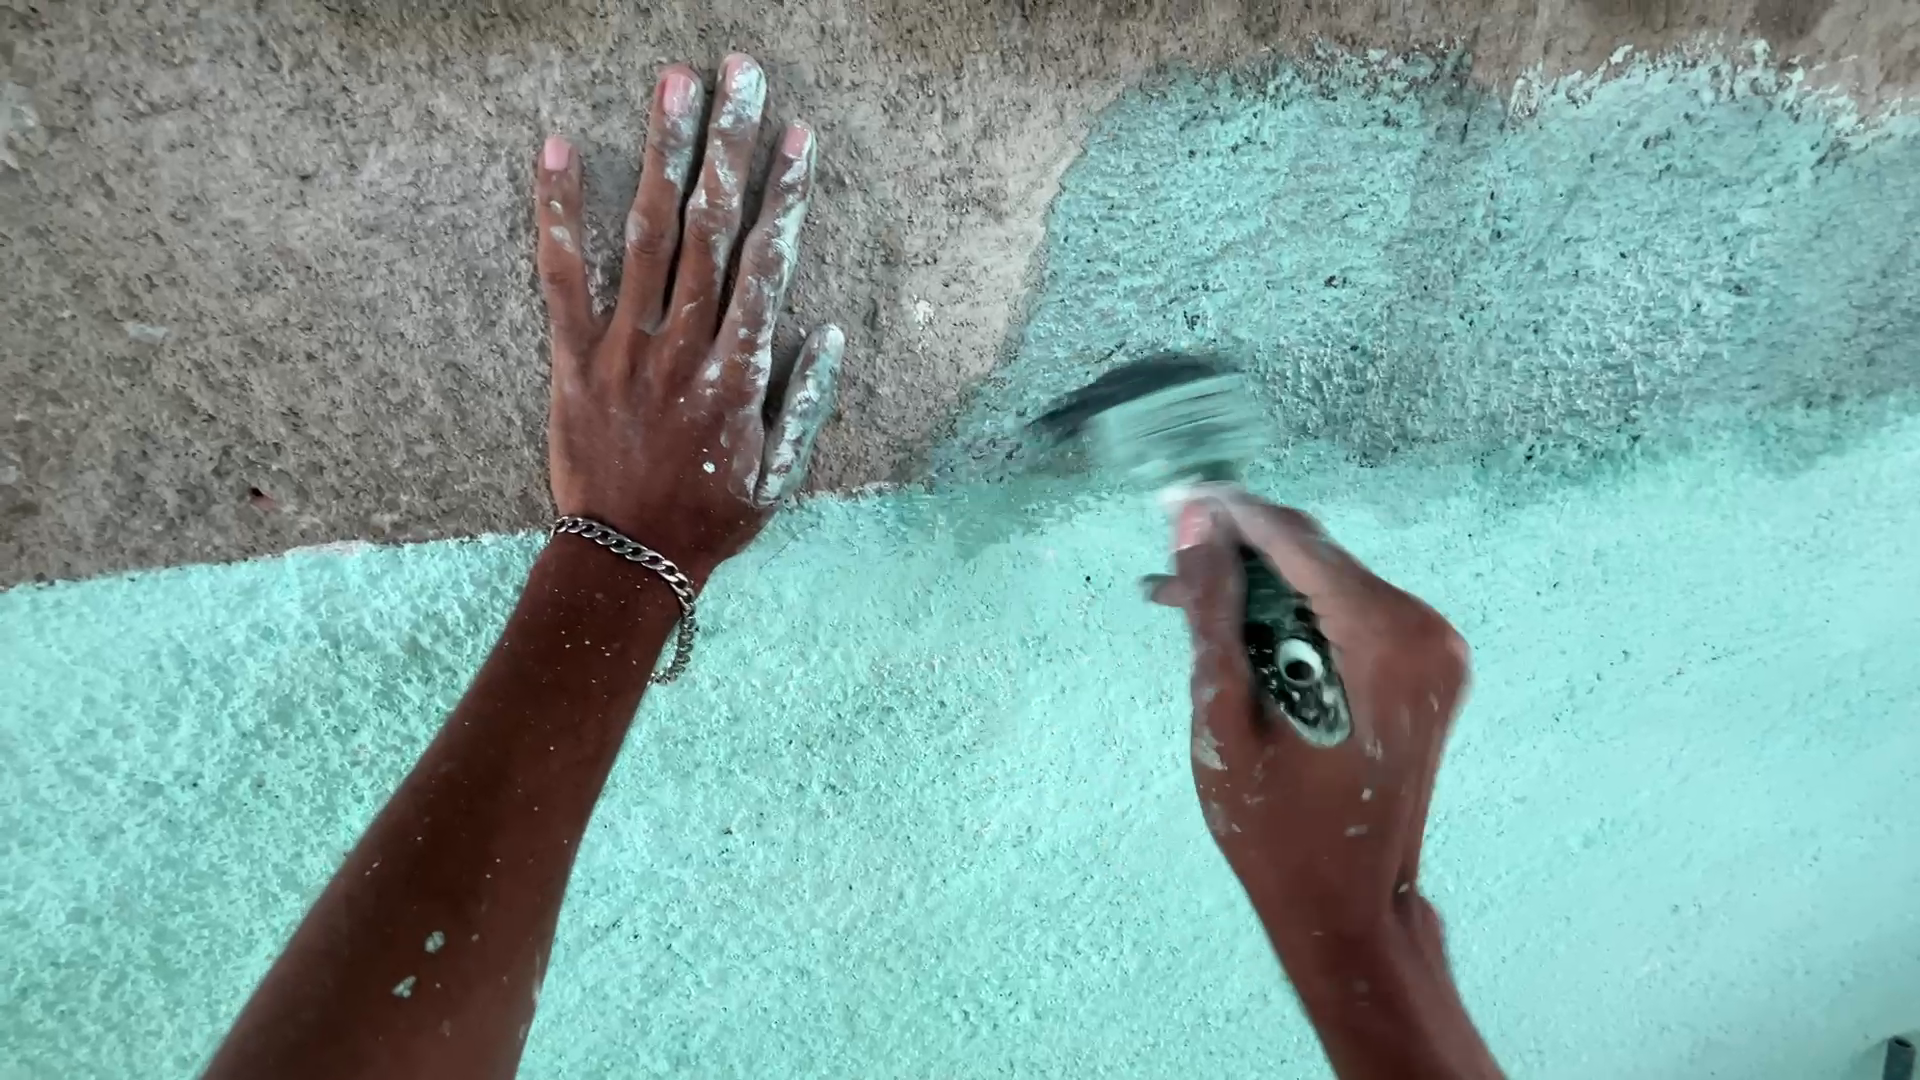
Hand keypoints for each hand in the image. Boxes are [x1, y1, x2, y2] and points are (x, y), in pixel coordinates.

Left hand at [534, 54, 843, 583]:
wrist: (631, 556)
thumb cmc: (715, 517)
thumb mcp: (782, 475)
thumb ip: (806, 403)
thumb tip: (828, 333)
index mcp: (740, 376)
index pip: (767, 268)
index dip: (786, 198)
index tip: (798, 139)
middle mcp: (685, 348)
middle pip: (711, 232)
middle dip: (730, 147)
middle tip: (740, 75)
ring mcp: (625, 348)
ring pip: (646, 236)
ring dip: (661, 155)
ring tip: (673, 84)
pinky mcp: (574, 359)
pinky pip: (561, 277)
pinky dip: (558, 212)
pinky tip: (561, 148)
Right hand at [1153, 491, 1469, 946]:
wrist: (1345, 907)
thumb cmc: (1275, 824)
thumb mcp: (1224, 713)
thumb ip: (1211, 610)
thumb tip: (1193, 523)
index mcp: (1386, 640)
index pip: (1298, 542)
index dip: (1231, 513)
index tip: (1174, 500)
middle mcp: (1424, 631)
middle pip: (1313, 559)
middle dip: (1235, 553)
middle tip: (1167, 557)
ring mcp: (1430, 650)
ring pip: (1321, 583)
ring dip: (1251, 587)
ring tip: (1178, 597)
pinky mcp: (1418, 667)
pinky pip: (1339, 614)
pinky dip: (1283, 615)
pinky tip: (1229, 627)